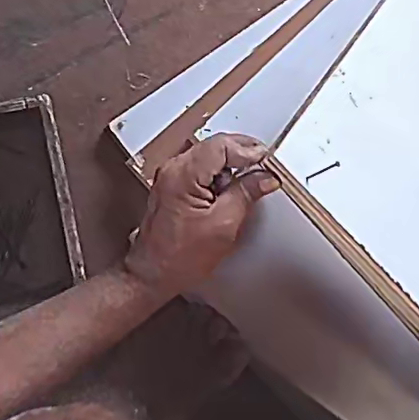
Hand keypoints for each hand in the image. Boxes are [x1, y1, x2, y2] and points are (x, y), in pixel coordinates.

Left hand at [124, 133, 279, 294]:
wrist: (152, 274)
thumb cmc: (179, 258)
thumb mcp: (223, 225)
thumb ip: (245, 194)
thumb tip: (264, 178)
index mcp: (182, 175)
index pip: (220, 146)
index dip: (247, 149)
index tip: (266, 159)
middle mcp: (172, 170)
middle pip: (213, 145)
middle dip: (241, 152)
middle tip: (264, 163)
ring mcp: (170, 176)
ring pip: (206, 154)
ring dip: (230, 161)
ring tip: (250, 177)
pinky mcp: (171, 185)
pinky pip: (198, 167)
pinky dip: (218, 171)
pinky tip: (230, 186)